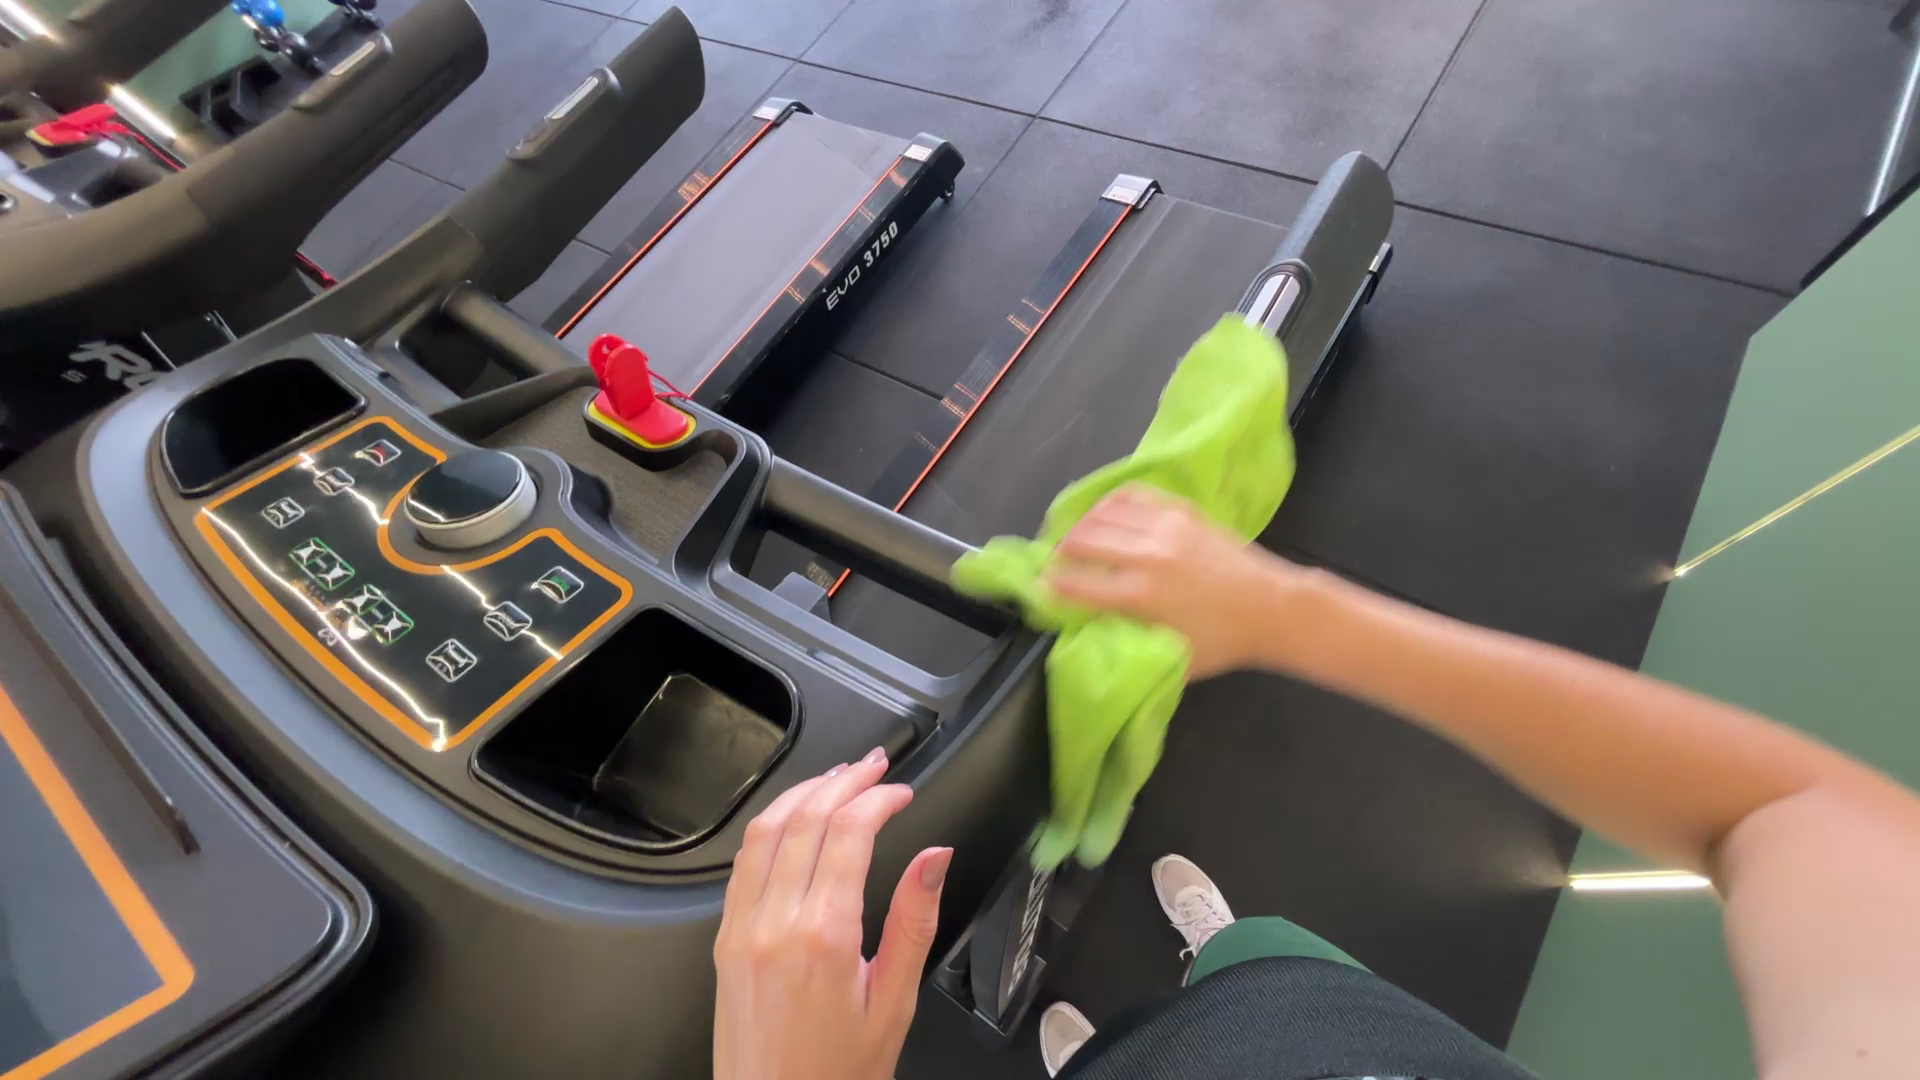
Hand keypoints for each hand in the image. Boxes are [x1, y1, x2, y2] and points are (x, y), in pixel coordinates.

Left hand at [713, 748, 951, 1079]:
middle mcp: (776, 921)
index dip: (879, 798)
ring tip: (838, 774)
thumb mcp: (894, 1002)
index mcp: (824, 935)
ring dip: (805, 789)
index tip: (902, 792)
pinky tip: (795, 814)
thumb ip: (915, 921)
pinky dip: (772, 821)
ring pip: (768, 827)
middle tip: (876, 765)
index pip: (850, 831)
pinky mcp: (726, 937)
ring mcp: (743, 926)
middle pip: (808, 816)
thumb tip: (936, 855)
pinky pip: (744, 859)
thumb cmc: (838, 1073)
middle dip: (846, 779)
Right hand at [1048, 486, 1298, 677]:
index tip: (1040, 584)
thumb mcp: (1170, 656)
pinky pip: (1132, 494)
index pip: (1078, 584)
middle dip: (1061, 549)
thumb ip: (1129, 643)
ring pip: (1103, 512)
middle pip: (1083, 540)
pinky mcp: (1181, 511)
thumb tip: (1093, 630)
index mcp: (1142, 597)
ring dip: (1081, 523)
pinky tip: (1105, 512)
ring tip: (1077, 535)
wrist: (1274, 608)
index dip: (1051, 584)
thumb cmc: (1222, 642)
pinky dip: (1111, 501)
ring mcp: (1165, 527)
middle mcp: (1148, 556)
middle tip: (1057, 559)